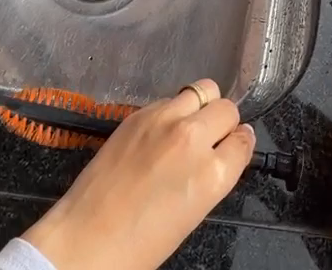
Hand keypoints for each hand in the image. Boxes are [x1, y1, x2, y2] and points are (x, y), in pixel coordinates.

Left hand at [21, 79, 253, 269]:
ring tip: (189, 125)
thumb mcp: (195, 212)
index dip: (239, 144)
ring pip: (203, 89)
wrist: (87, 240)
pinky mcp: (140, 113)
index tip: (232, 147)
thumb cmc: (143, 242)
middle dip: (224, 122)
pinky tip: (161, 132)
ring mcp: (165, 120)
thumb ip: (214, 175)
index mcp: (213, 174)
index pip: (245, 139)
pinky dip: (174, 110)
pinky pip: (171, 98)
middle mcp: (194, 139)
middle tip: (210, 138)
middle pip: (227, 108)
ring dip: (202, 106)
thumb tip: (225, 151)